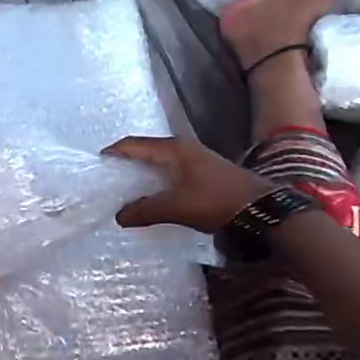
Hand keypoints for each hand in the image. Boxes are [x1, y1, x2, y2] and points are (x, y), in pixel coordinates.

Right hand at [102, 136, 276, 232]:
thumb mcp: (177, 207)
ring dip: (141, 174)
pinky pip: (169, 173)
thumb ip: (146, 210)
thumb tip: (119, 216)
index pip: (134, 144)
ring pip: (158, 163)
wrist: (262, 210)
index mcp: (173, 149)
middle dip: (125, 163)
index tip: (96, 164)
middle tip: (106, 179)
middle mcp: (182, 149)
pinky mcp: (203, 174)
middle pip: (145, 151)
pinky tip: (151, 198)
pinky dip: (155, 182)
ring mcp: (194, 160)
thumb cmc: (217, 201)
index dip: (114, 152)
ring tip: (123, 191)